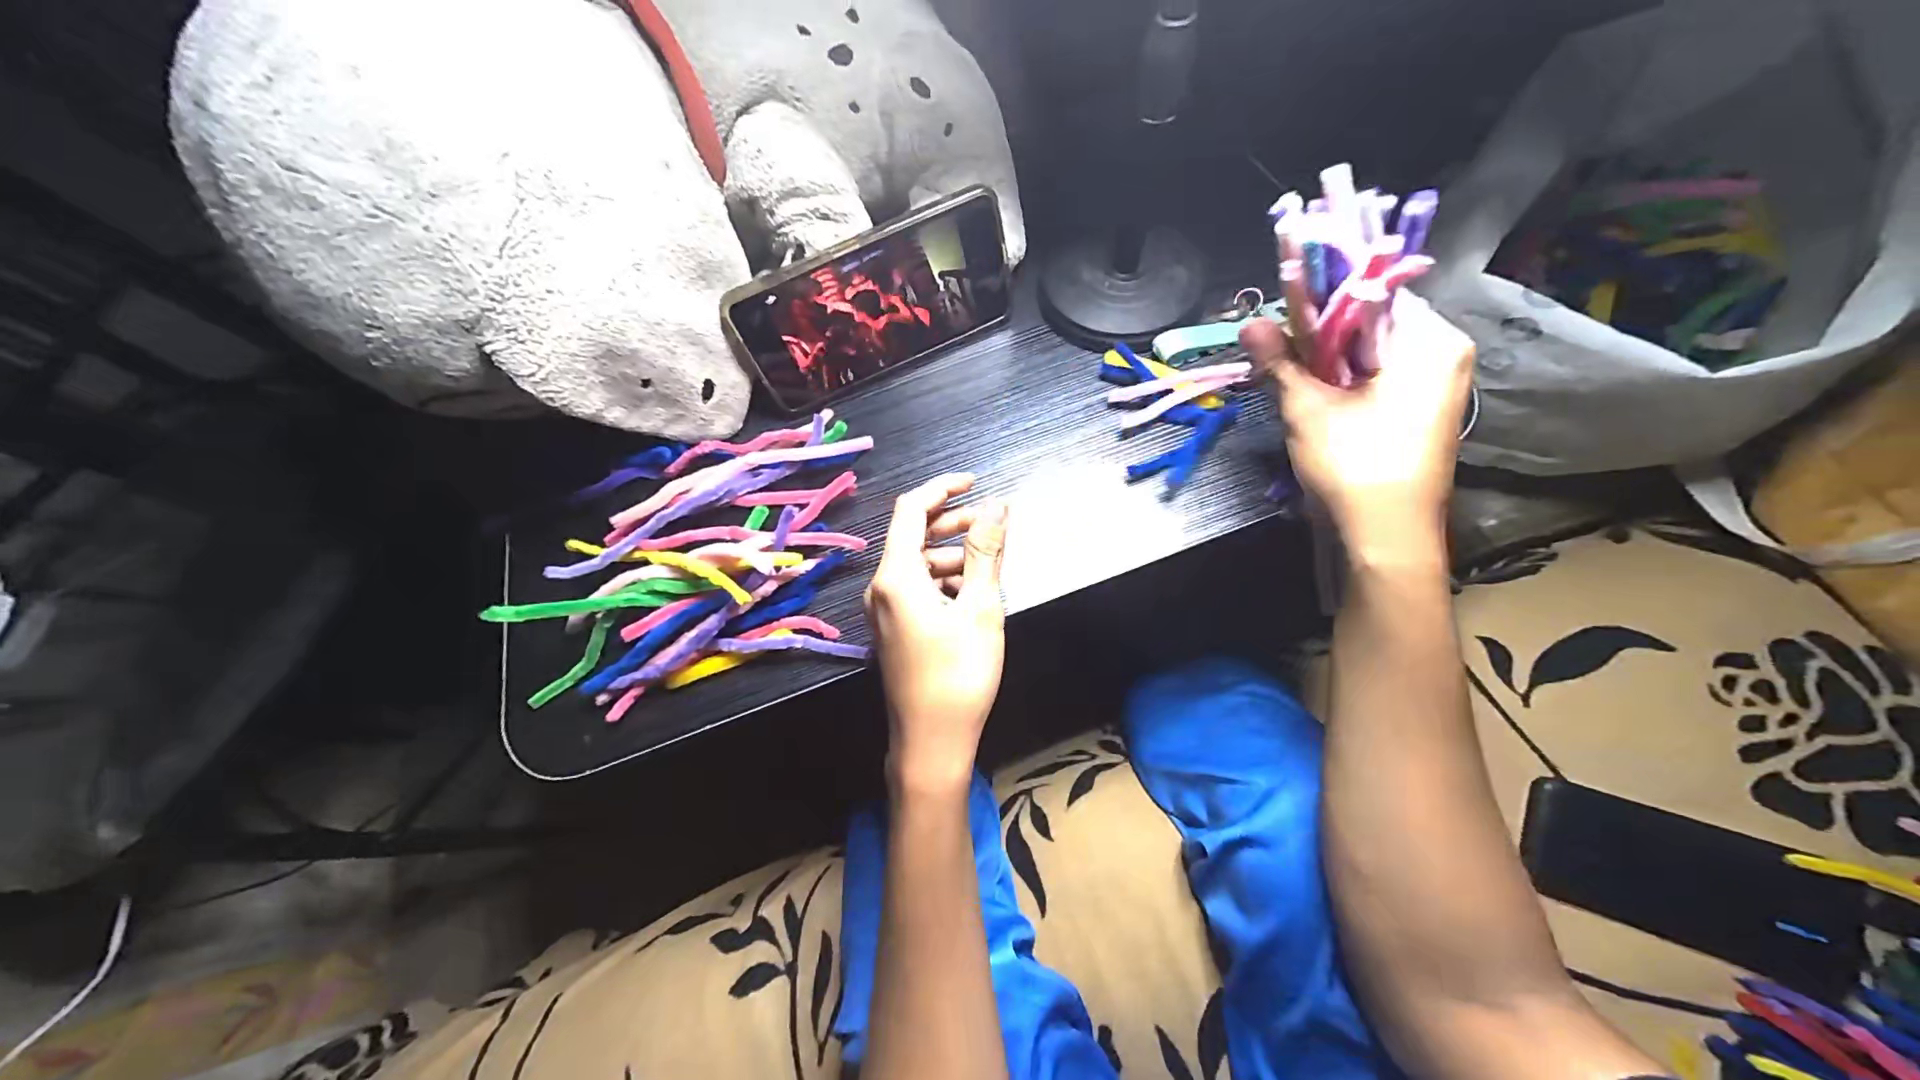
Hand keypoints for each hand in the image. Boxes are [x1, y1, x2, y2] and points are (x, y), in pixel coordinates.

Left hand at [865, 474, 1010, 797]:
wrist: (931, 742)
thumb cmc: (960, 676)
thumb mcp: (981, 608)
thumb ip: (986, 552)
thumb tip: (997, 505)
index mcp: (896, 576)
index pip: (911, 509)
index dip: (943, 488)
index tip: (975, 482)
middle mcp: (881, 587)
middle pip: (913, 536)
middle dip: (952, 523)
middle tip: (992, 524)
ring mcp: (883, 610)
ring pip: (918, 564)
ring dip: (952, 555)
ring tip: (989, 567)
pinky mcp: (893, 628)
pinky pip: (916, 588)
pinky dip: (943, 580)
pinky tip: (971, 595)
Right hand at [1241, 291, 1473, 560]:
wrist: (1386, 538)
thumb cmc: (1355, 465)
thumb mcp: (1308, 408)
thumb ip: (1280, 361)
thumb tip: (1249, 323)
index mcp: (1431, 341)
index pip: (1371, 294)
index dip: (1321, 300)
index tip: (1281, 313)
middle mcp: (1442, 355)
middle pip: (1370, 325)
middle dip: (1320, 337)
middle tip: (1276, 351)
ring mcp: (1434, 388)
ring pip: (1369, 355)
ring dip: (1326, 364)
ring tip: (1288, 376)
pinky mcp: (1419, 414)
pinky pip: (1376, 381)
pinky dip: (1342, 384)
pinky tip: (1313, 399)